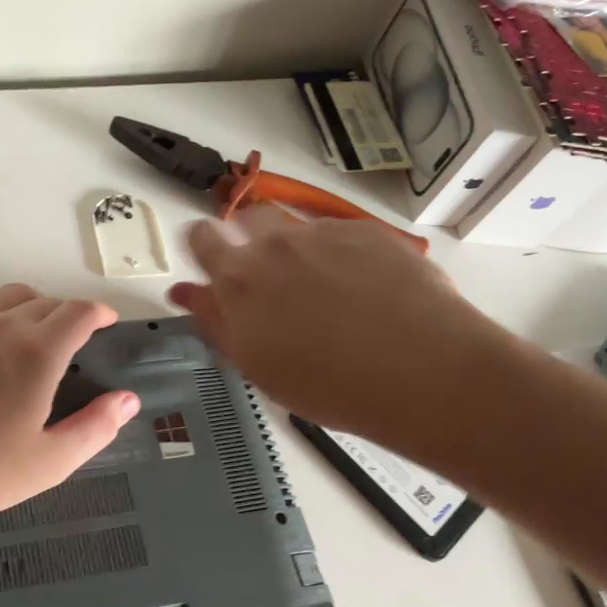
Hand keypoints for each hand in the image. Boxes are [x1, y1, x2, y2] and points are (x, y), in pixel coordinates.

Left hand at [0, 284, 139, 527]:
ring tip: (34, 328)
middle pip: (45, 300)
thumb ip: (95, 428)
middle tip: (74, 337)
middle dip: (67, 312)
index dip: (98, 312)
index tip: (106, 321)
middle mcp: (2, 326)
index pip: (78, 312)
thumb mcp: (49, 463)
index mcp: (38, 353)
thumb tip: (128, 401)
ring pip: (7, 295)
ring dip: (30, 304)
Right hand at [168, 207, 509, 440]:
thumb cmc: (330, 385)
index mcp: (238, 280)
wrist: (423, 371)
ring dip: (296, 248)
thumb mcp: (257, 365)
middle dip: (250, 241)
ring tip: (323, 289)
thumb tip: (184, 292)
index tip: (215, 264)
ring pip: (296, 227)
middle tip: (273, 283)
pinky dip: (342, 255)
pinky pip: (340, 234)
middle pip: (247, 220)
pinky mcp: (368, 231)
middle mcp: (275, 245)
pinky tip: (366, 290)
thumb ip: (215, 321)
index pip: (201, 237)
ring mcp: (324, 234)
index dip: (204, 246)